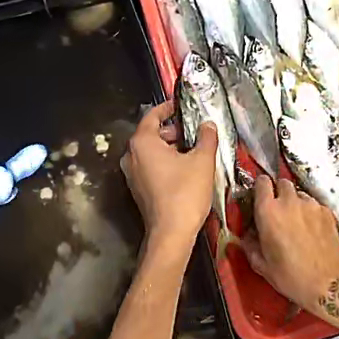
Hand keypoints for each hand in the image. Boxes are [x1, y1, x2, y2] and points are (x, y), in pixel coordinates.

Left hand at [121, 99, 215, 253]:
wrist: (171, 233)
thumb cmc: (185, 193)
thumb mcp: (202, 161)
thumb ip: (206, 138)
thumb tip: (208, 124)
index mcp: (142, 142)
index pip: (152, 116)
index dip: (167, 108)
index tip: (179, 105)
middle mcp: (131, 155)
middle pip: (150, 133)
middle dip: (171, 129)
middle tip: (191, 131)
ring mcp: (131, 173)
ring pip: (150, 151)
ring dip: (168, 146)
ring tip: (191, 149)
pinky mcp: (137, 188)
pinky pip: (149, 166)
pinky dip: (163, 161)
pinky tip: (182, 168)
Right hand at [244, 175, 338, 312]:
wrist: (331, 286)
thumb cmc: (293, 277)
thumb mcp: (262, 265)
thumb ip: (250, 245)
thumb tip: (248, 236)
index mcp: (268, 212)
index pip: (261, 182)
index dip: (260, 187)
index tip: (259, 195)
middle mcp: (289, 202)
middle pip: (282, 183)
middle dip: (278, 192)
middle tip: (277, 209)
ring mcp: (311, 206)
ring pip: (300, 194)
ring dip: (295, 202)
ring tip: (296, 221)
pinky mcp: (328, 213)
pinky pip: (315, 205)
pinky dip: (310, 212)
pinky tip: (311, 228)